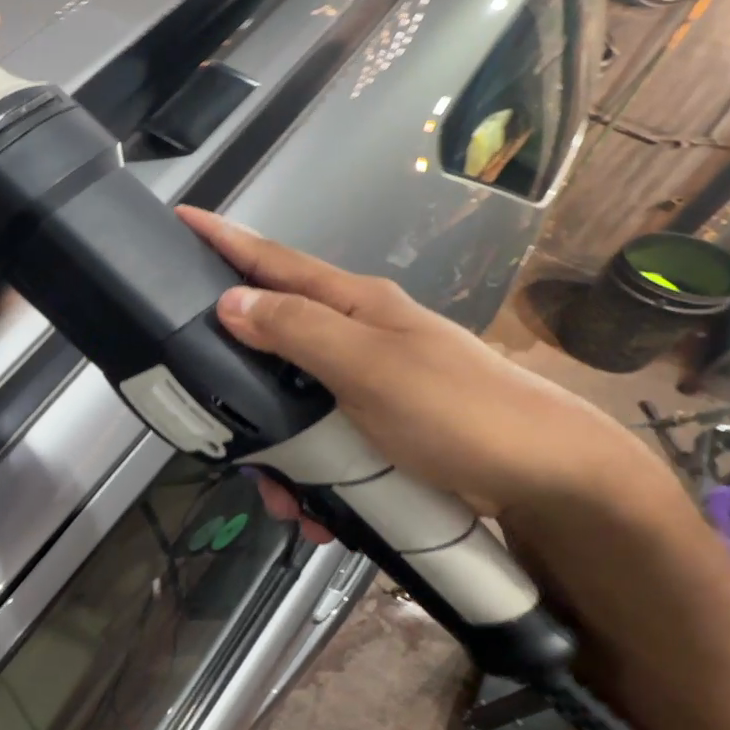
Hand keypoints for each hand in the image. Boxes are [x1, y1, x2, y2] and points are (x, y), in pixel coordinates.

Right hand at [175, 206, 672, 539]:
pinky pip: (318, 448)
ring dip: (276, 456)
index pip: (274, 262)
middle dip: (236, 385)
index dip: (224, 241)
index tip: (178, 220)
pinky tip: (314, 509)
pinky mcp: (375, 431)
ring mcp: (365, 386)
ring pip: (288, 409)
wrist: (552, 482)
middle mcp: (355, 339)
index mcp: (354, 307)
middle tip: (210, 417)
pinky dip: (308, 481)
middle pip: (268, 344)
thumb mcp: (369, 366)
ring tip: (282, 496)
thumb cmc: (461, 412)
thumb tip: (229, 302)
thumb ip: (297, 330)